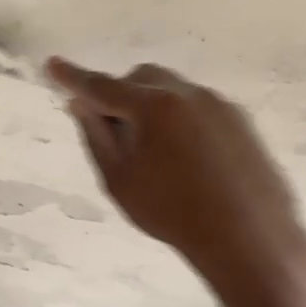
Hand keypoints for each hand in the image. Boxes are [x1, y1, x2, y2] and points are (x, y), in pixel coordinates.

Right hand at [46, 58, 305, 306]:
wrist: (253, 241)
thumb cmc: (173, 213)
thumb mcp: (119, 179)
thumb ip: (95, 135)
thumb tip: (80, 104)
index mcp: (154, 106)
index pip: (102, 85)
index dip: (73, 77)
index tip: (52, 65)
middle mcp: (189, 94)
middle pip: (142, 78)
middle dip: (120, 94)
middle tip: (112, 130)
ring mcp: (221, 106)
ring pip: (172, 91)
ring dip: (152, 107)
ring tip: (153, 153)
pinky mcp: (243, 123)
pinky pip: (198, 108)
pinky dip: (179, 120)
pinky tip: (185, 160)